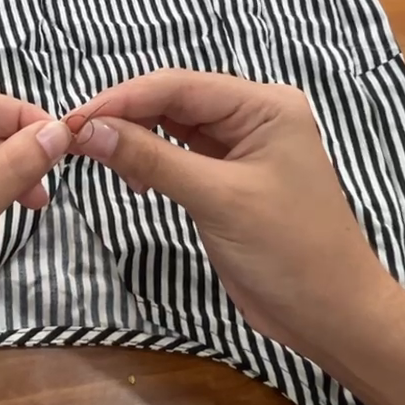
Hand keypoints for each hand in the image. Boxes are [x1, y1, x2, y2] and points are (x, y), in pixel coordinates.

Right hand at [65, 69, 398, 354]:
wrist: (332, 318)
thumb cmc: (289, 252)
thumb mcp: (217, 199)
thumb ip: (150, 158)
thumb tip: (86, 130)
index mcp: (264, 106)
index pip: (178, 86)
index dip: (121, 99)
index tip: (72, 121)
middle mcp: (252, 116)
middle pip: (171, 101)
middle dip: (124, 119)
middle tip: (76, 144)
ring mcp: (239, 147)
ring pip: (170, 128)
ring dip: (134, 141)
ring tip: (106, 166)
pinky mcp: (226, 177)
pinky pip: (177, 155)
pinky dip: (149, 163)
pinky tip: (134, 181)